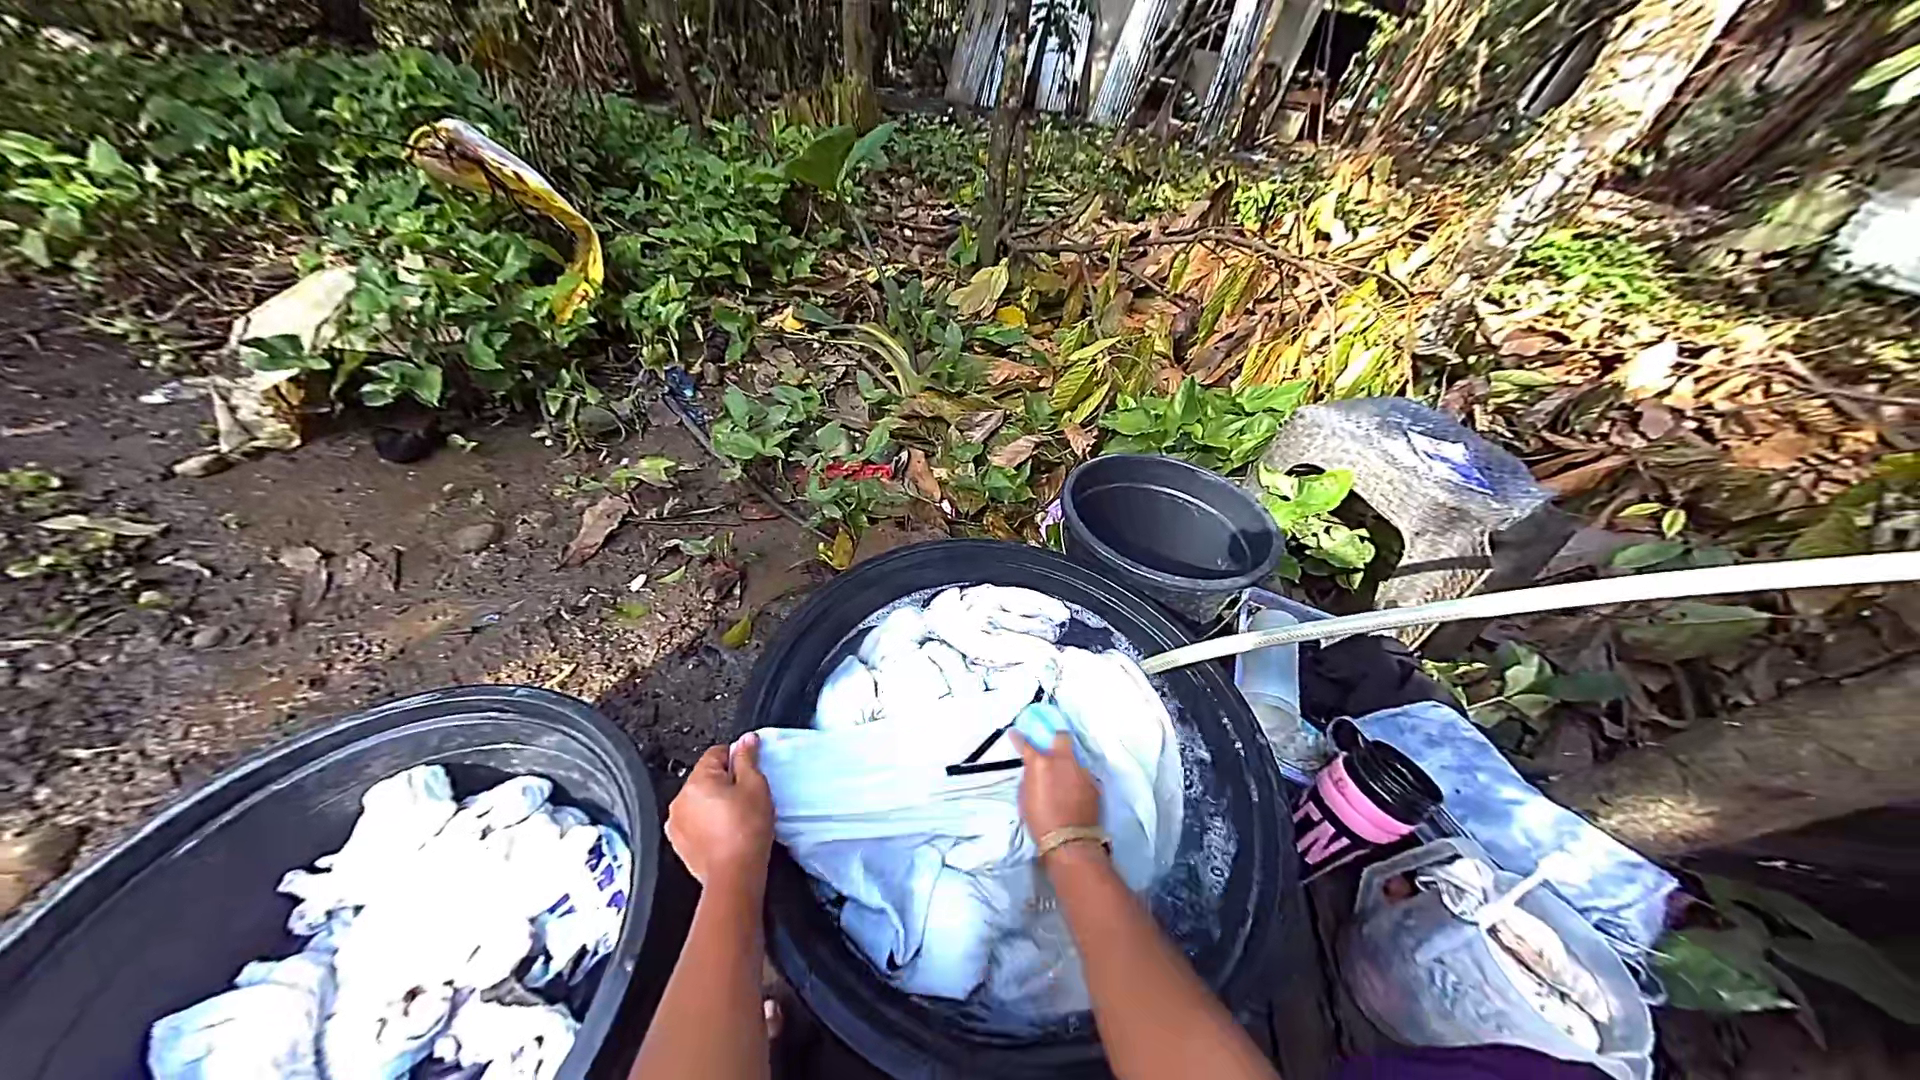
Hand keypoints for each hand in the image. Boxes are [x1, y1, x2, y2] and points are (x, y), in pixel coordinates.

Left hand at [666, 733, 773, 891]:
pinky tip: (726, 830)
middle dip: (726, 781)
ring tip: (737, 816)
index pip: (717, 752)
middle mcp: (680, 799)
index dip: (737, 759)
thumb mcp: (755, 786)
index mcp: (698, 781)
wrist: (734, 875)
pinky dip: (708, 821)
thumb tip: (746, 740)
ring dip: (716, 802)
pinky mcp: (679, 841)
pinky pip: (694, 819)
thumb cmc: (746, 832)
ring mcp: (677, 822)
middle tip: (746, 797)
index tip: (749, 772)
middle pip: (706, 776)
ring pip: (700, 798)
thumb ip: (748, 758)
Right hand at [1012, 731, 1102, 852]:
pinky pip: (1084, 775)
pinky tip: (1076, 792)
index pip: (1026, 743)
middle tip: (1053, 752)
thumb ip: (1030, 776)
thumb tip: (1034, 769)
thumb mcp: (1025, 796)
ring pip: (1076, 758)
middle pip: (1062, 737)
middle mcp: (1063, 759)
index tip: (1015, 733)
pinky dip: (1079, 780)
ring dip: (1069, 764)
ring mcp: (1082, 770)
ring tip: (1066, 779)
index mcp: (1041, 762)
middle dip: (1056, 741)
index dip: (1019, 738)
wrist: (1070, 840)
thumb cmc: (1040, 820)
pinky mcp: (1094, 782)